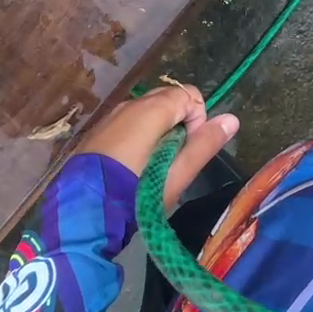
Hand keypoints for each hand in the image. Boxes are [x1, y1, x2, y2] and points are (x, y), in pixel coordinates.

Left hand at [77, 84, 238, 211]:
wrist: (80, 216)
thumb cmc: (135, 194)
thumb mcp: (176, 174)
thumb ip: (205, 144)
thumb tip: (232, 119)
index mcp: (152, 109)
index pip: (190, 95)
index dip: (197, 120)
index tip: (188, 151)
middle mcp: (131, 103)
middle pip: (168, 99)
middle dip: (179, 123)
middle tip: (173, 160)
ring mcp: (111, 116)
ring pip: (147, 111)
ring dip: (159, 130)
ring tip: (153, 166)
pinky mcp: (97, 132)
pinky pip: (128, 122)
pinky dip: (138, 136)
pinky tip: (131, 166)